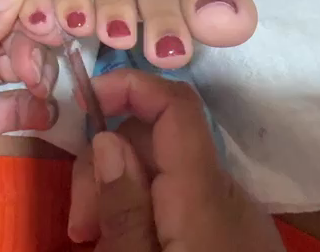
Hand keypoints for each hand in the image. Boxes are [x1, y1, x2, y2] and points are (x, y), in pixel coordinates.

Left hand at [0, 0, 57, 231]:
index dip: (23, 2)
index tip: (53, 15)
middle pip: (9, 30)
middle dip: (33, 39)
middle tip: (45, 58)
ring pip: (17, 67)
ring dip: (39, 70)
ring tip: (41, 84)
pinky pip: (16, 111)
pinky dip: (38, 108)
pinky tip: (50, 110)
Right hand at [68, 69, 282, 250]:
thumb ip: (123, 208)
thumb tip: (106, 138)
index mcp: (208, 196)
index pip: (176, 103)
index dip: (128, 84)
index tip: (81, 104)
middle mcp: (230, 195)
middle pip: (159, 139)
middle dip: (108, 163)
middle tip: (81, 223)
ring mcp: (238, 219)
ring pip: (167, 172)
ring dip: (122, 193)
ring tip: (95, 241)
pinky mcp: (237, 240)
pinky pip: (184, 203)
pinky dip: (148, 213)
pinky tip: (130, 245)